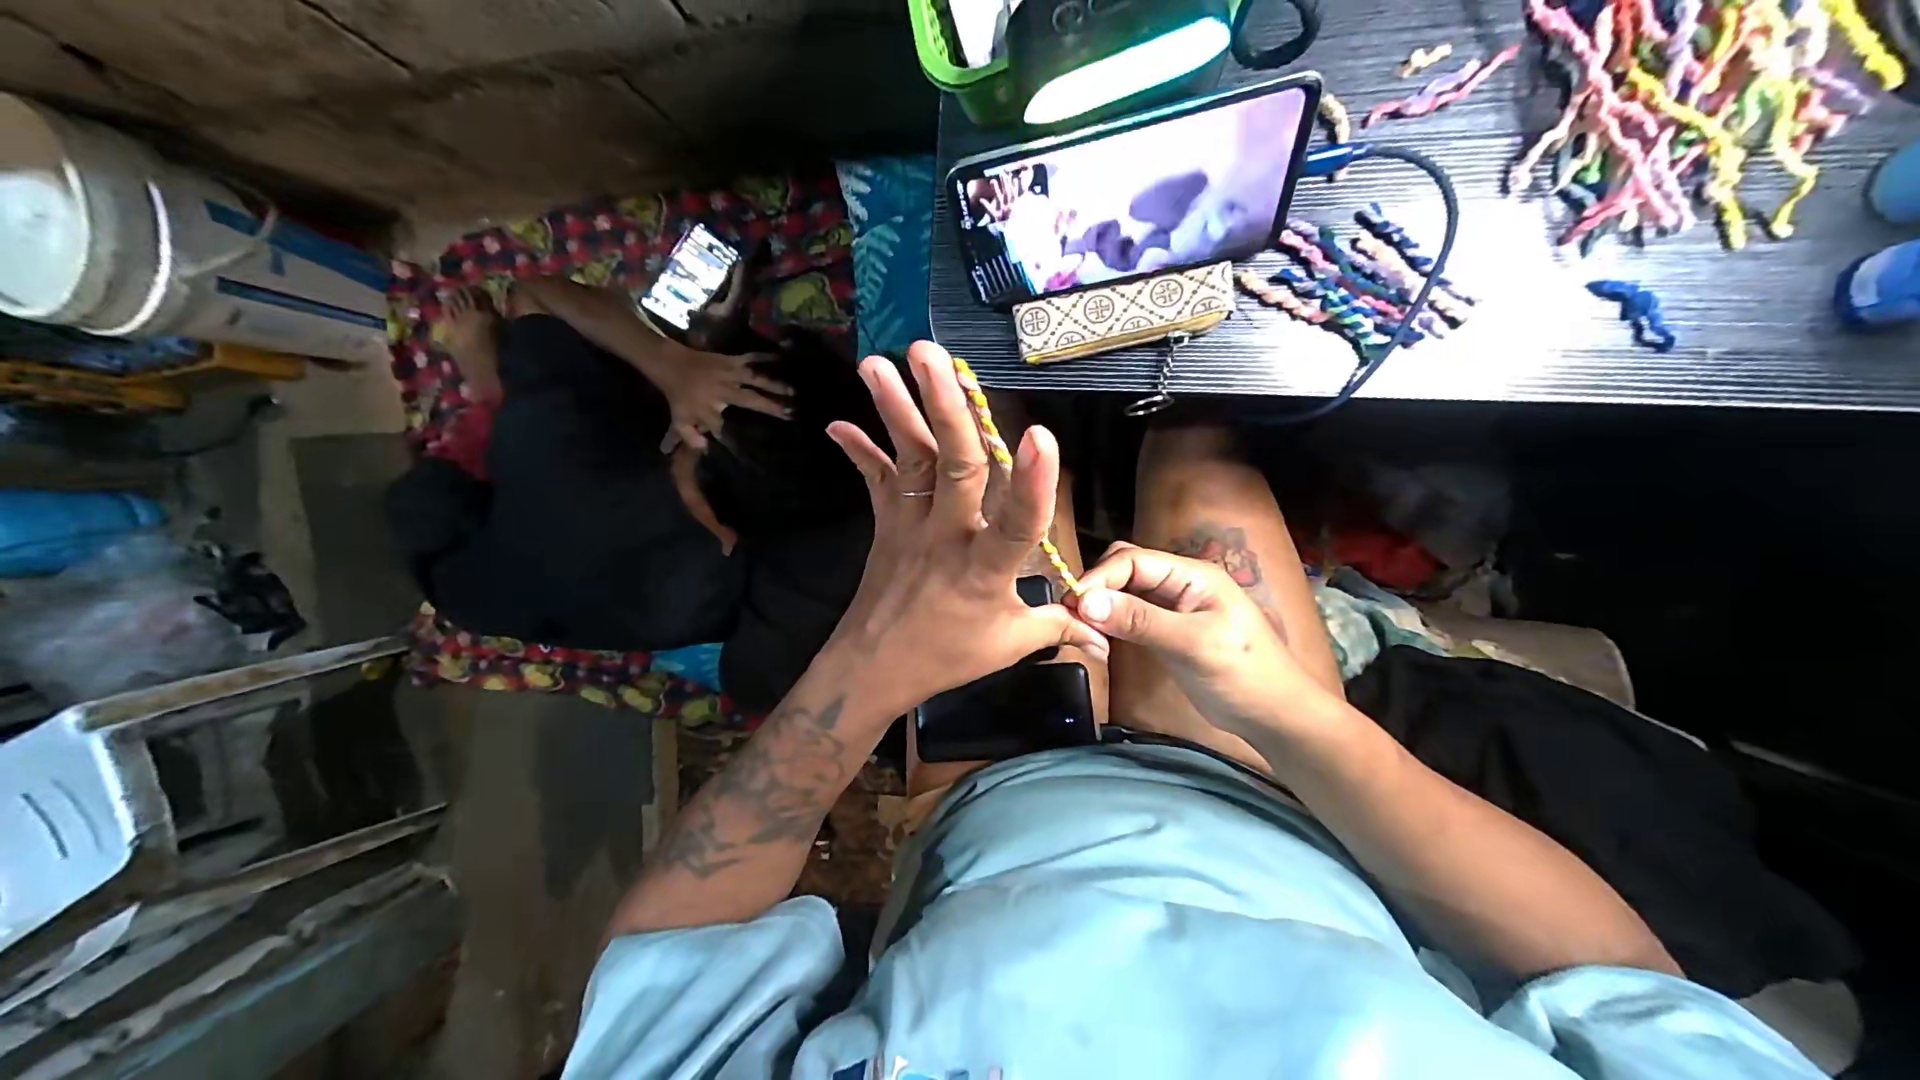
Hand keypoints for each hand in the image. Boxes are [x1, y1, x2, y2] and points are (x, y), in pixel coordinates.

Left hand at [653, 344, 792, 452]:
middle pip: (749, 400)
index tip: (753, 447)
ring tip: (793, 392)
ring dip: (774, 385)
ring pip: (754, 379)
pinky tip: (781, 357)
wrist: (669, 364)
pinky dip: (764, 357)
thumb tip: (707, 449)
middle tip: (790, 414)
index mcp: (709, 408)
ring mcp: (728, 374)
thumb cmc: (678, 395)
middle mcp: (723, 391)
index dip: (736, 437)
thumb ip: (690, 436)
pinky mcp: (730, 360)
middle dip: (770, 407)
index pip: (724, 427)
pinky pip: (750, 358)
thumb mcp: (679, 420)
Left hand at [823, 341, 1107, 711]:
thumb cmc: (946, 657)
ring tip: (879, 362)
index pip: (1016, 525)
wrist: (873, 670)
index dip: (1032, 485)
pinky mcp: (885, 524)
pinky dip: (859, 451)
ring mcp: (910, 527)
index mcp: (986, 571)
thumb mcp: (1010, 646)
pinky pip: (875, 482)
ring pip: (909, 462)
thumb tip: (1106, 635)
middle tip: (931, 356)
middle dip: (945, 410)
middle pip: (952, 470)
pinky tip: (838, 422)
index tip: (1042, 436)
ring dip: (895, 410)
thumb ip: (1058, 628)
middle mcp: (947, 538)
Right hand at [1072, 543, 1334, 740]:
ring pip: (1124, 592)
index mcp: (1192, 574)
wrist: (1274, 717)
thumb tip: (1085, 602)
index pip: (1132, 560)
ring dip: (1101, 606)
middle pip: (1124, 569)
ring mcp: (1172, 608)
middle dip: (1097, 587)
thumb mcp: (1192, 644)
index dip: (1100, 577)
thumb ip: (1139, 620)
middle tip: (1074, 616)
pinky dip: (1110, 623)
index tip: (1074, 604)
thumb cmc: (1243, 675)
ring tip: (1083, 630)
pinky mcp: (1165, 631)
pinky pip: (1129, 616)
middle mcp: (1179, 583)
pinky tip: (1099, 639)